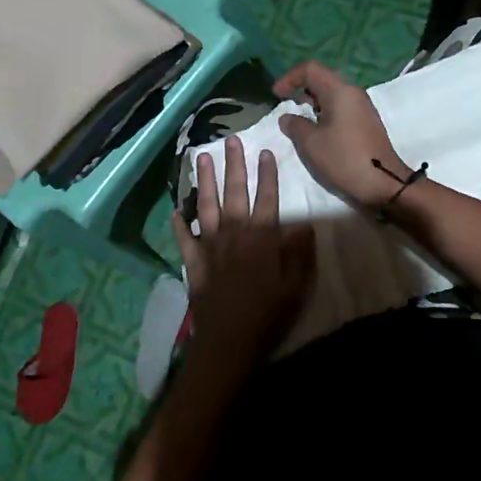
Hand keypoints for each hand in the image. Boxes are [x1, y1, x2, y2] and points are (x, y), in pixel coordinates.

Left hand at [171, 136, 314, 356]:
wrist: (228, 340)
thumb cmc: (267, 314)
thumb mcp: (295, 287)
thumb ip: (299, 253)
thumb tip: (304, 223)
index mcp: (261, 239)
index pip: (267, 199)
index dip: (267, 175)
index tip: (266, 152)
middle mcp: (234, 234)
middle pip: (234, 193)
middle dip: (234, 165)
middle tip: (232, 140)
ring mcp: (210, 246)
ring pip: (206, 205)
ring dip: (205, 181)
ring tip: (203, 157)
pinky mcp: (193, 262)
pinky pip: (184, 238)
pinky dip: (179, 224)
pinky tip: (176, 210)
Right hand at [273, 61, 407, 208]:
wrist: (382, 182)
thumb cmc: (343, 158)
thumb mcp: (311, 143)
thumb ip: (294, 125)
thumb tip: (287, 117)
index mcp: (340, 91)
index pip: (310, 69)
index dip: (289, 78)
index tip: (277, 95)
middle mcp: (353, 92)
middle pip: (322, 78)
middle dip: (300, 88)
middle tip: (287, 105)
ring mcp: (362, 107)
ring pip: (332, 93)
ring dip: (312, 102)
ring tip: (299, 119)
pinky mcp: (366, 121)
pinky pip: (341, 106)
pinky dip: (324, 111)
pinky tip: (317, 130)